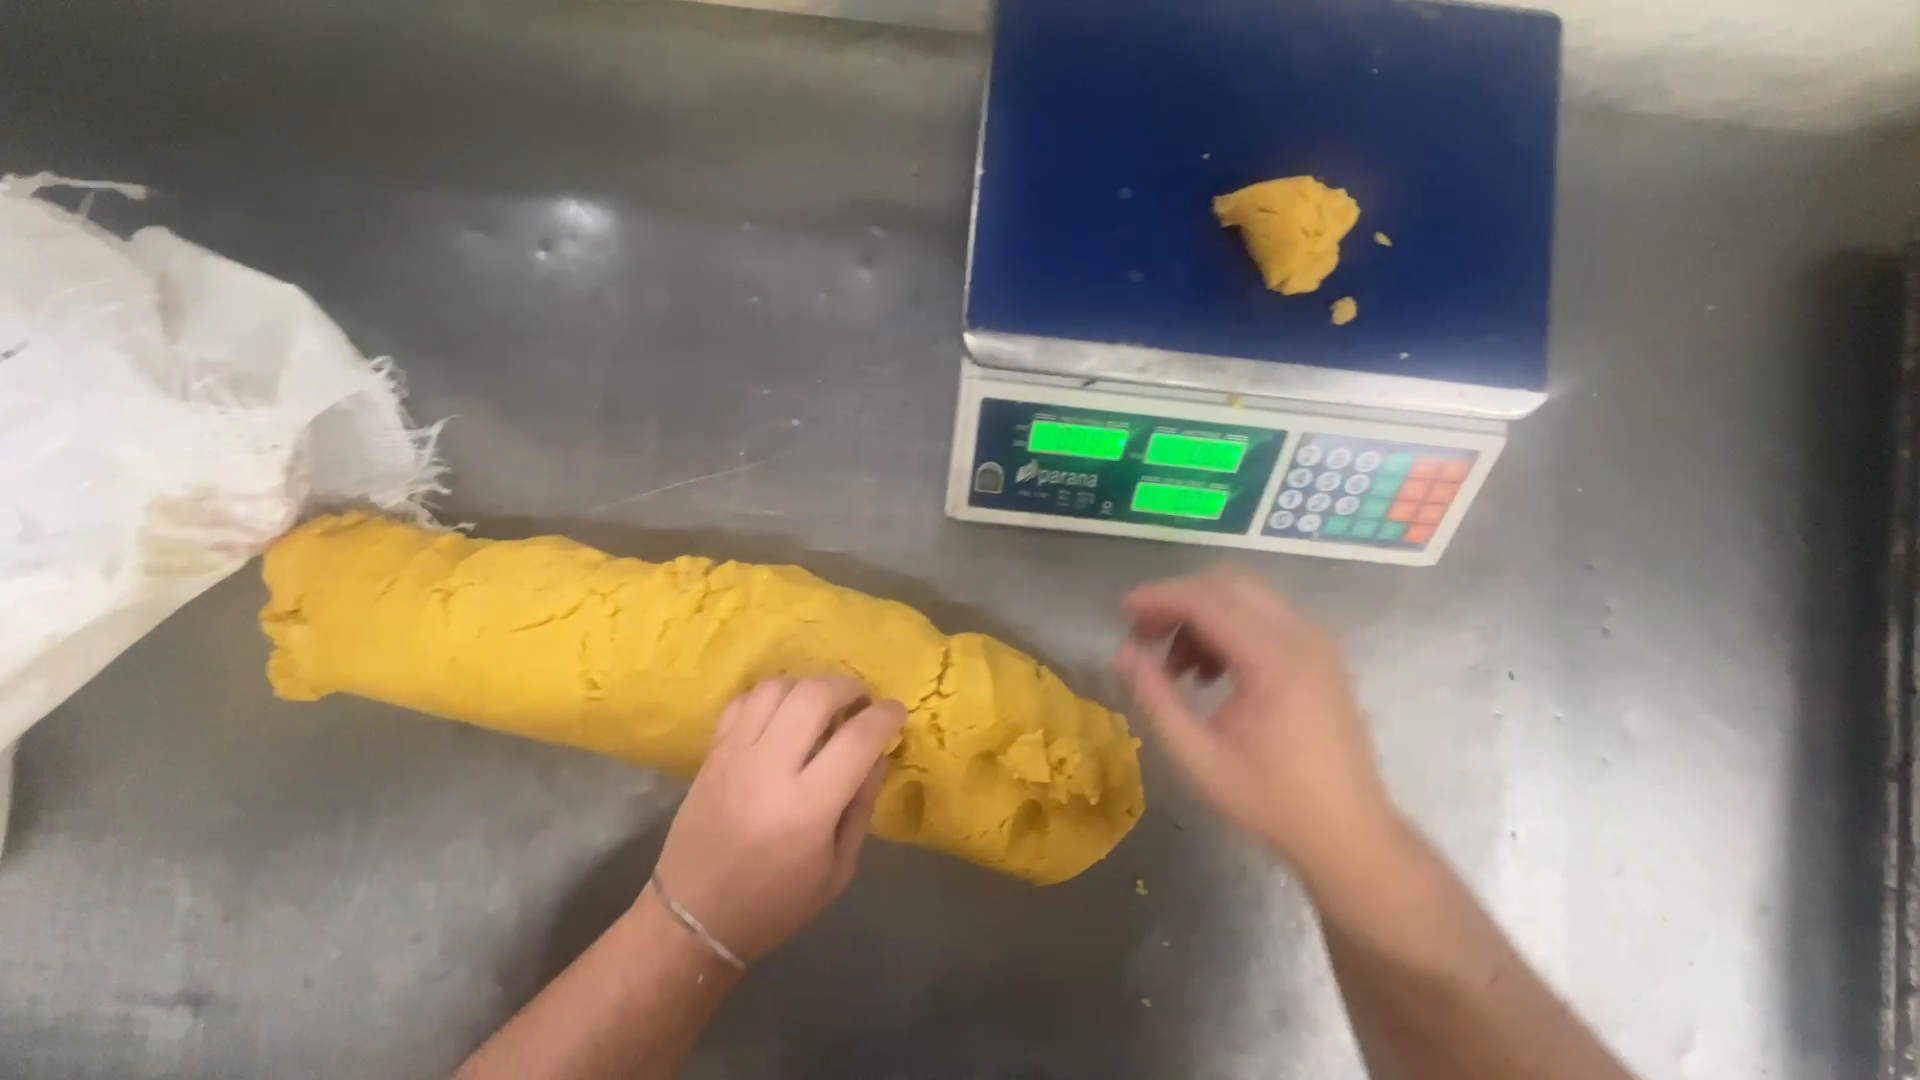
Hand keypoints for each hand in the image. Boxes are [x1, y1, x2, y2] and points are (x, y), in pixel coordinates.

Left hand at [649, 676, 906, 962]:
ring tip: (823, 703)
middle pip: (814, 695)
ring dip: (809, 685)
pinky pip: (742, 701)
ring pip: (776, 687)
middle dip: (848, 687)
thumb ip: (861, 805)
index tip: (896, 713)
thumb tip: (877, 753)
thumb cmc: (775, 903)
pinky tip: (784, 712)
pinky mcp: (712, 753)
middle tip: (861, 702)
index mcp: (807, 807)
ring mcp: (734, 756)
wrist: (693, 917)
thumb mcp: (838, 869)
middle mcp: (769, 770)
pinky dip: (771, 695)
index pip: (857, 739)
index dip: (885, 716)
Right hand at [1112, 572, 1394, 874]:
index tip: (1122, 612)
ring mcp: (1317, 644)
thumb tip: (1122, 653)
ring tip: (1177, 667)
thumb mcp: (1198, 756)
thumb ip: (1156, 698)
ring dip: (1204, 616)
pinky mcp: (1321, 657)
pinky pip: (1267, 618)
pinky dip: (1230, 628)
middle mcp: (1302, 638)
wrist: (1348, 834)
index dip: (1159, 598)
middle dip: (1180, 601)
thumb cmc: (1270, 801)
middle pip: (1229, 585)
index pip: (1207, 600)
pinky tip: (1212, 673)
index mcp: (1274, 661)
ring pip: (1248, 598)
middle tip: (1145, 636)